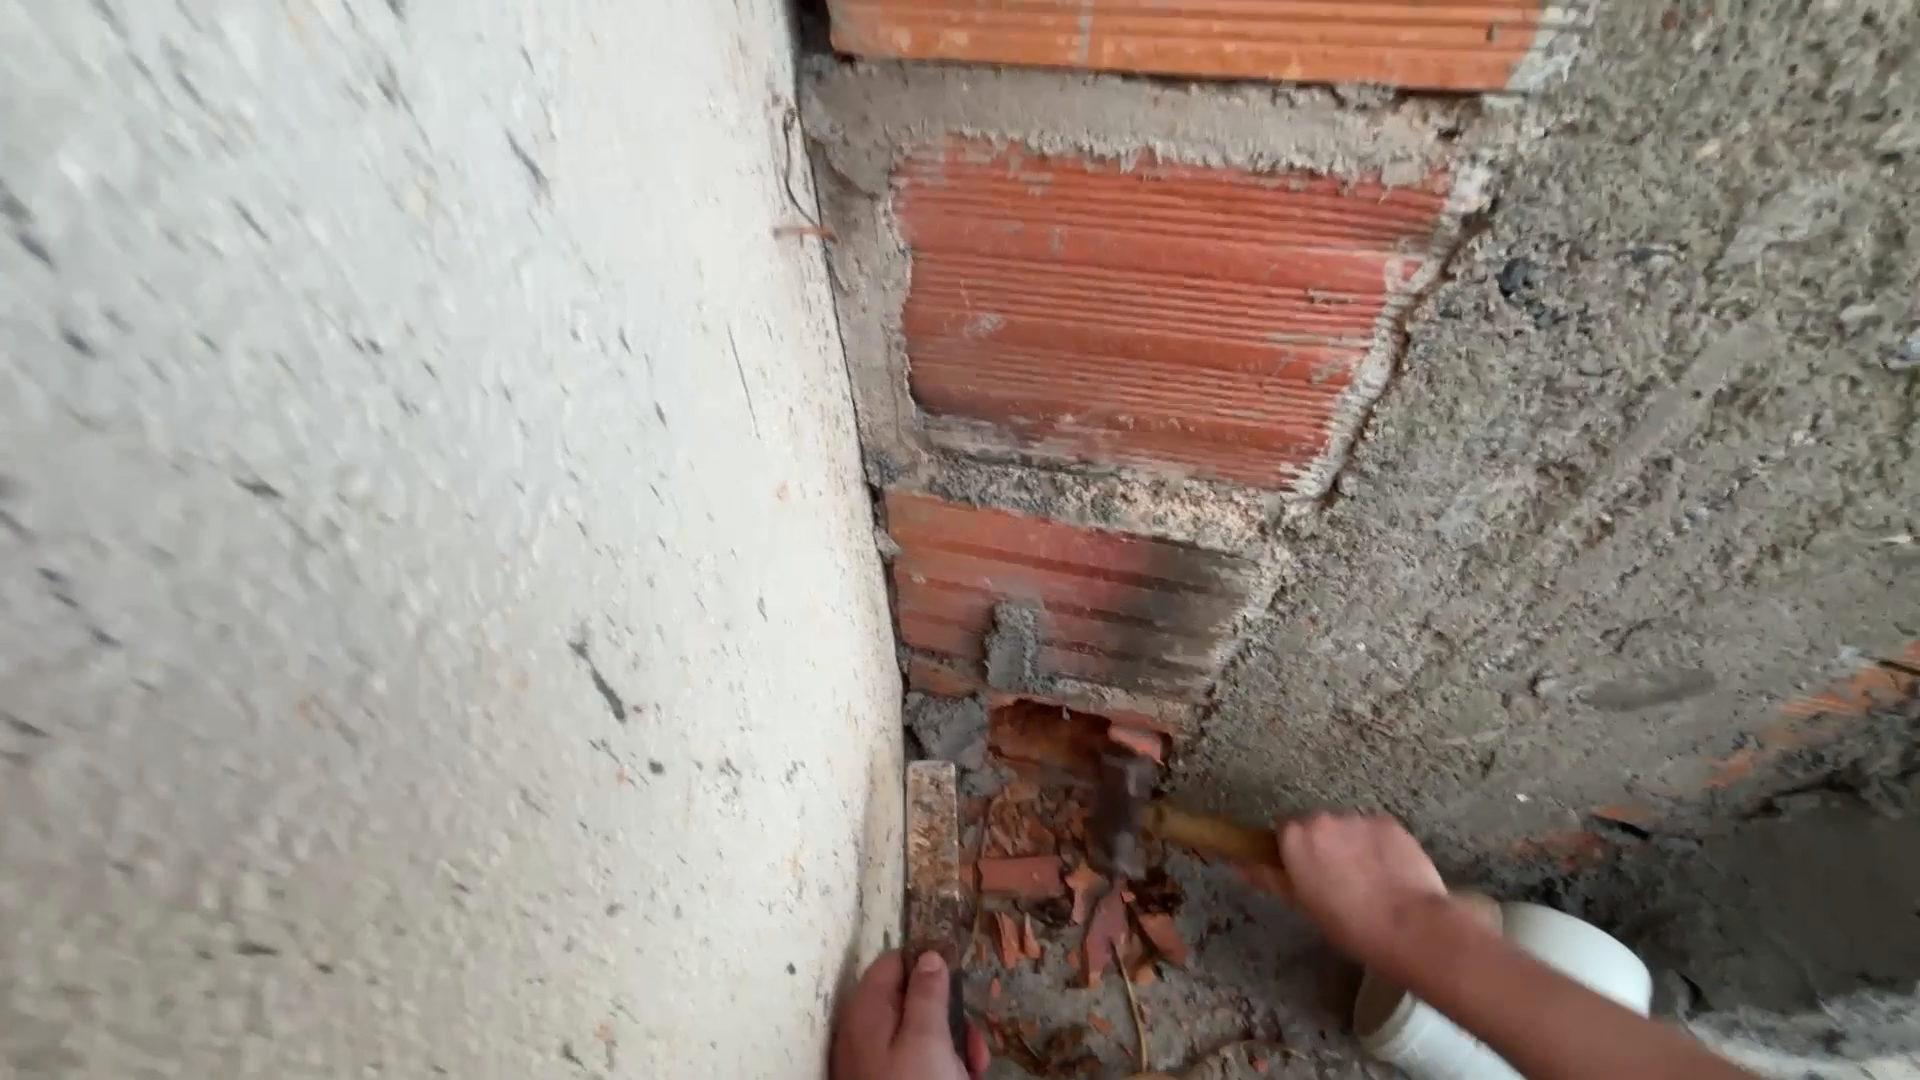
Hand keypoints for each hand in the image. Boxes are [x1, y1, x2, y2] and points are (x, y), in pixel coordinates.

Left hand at [831, 950, 989, 1079]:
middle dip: (949, 1015)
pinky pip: (917, 1065)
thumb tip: (929, 955)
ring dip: (953, 1045)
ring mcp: (873, 1066)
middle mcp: (864, 1034)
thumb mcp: (928, 1038)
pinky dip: (942, 1068)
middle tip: (974, 1041)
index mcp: (867, 1011)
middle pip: (910, 1001)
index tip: (958, 978)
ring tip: (975, 1069)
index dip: (926, 963)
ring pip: (919, 1035)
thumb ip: (927, 992)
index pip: (893, 963)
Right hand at [1251, 812, 1451, 965]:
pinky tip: (1391, 873)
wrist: (1412, 928)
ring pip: (1347, 827)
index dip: (1294, 851)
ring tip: (1371, 879)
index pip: (1284, 831)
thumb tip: (1241, 867)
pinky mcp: (1390, 823)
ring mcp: (1358, 818)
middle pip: (1316, 825)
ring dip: (1352, 844)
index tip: (1306, 873)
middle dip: (1324, 844)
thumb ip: (1270, 879)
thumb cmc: (1349, 925)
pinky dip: (1379, 846)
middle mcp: (1321, 817)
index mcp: (1294, 836)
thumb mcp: (1303, 906)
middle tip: (1338, 879)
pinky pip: (1376, 830)